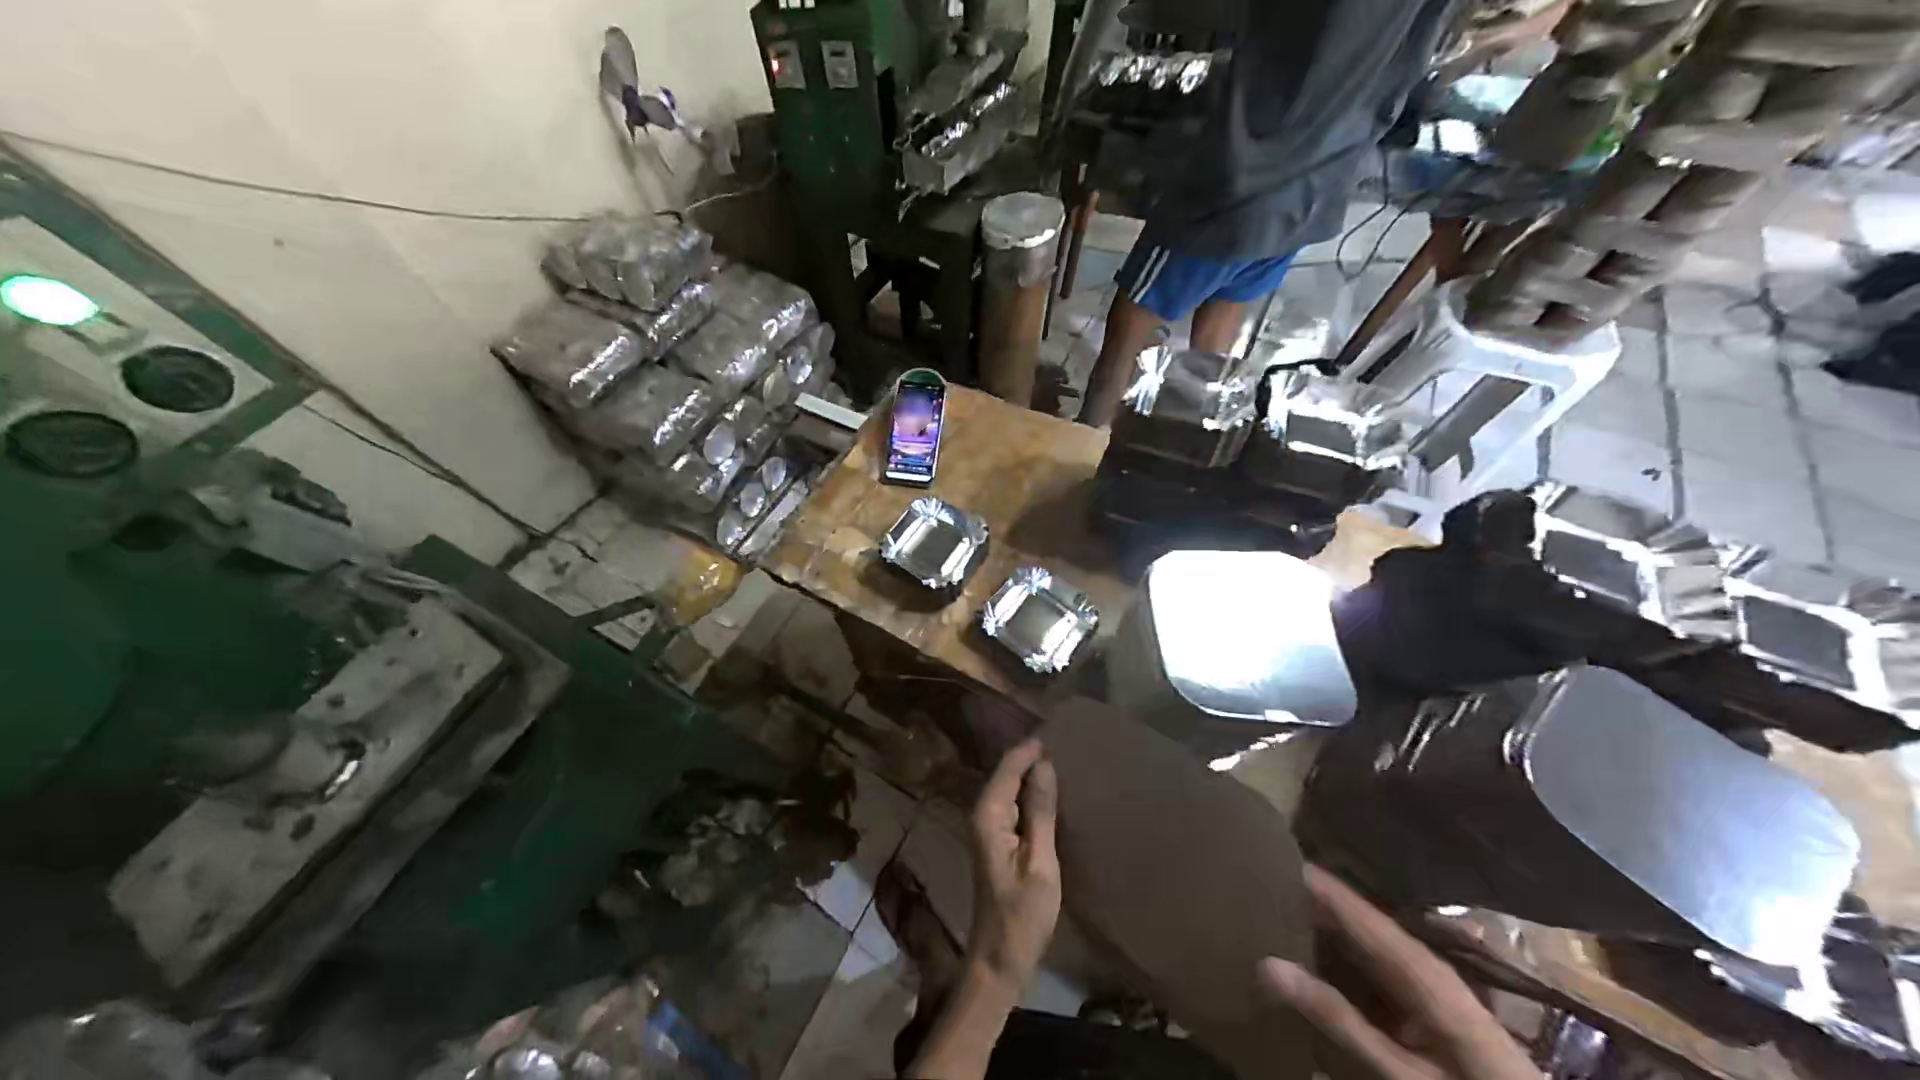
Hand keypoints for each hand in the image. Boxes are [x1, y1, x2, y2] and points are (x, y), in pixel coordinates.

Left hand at [966, 738, 1060, 991]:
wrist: (1000, 960)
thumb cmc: (1022, 915)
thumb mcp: (1041, 862)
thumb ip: (1041, 811)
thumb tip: (1045, 764)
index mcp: (988, 815)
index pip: (1009, 766)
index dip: (1031, 748)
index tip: (1059, 729)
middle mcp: (982, 814)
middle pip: (1006, 773)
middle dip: (1031, 756)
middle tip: (1065, 739)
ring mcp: (988, 827)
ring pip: (1010, 787)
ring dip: (1032, 774)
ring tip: (1063, 758)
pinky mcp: (997, 840)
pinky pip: (1013, 804)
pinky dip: (1030, 794)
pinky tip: (1051, 792)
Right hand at [1258, 866, 1536, 1079]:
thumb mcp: (1401, 1070)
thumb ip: (1338, 1019)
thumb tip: (1269, 963)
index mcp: (1426, 972)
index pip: (1364, 915)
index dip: (1323, 885)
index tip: (1280, 856)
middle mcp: (1430, 968)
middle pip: (1368, 922)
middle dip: (1321, 900)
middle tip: (1269, 879)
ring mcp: (1434, 987)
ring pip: (1373, 942)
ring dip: (1332, 924)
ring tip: (1283, 905)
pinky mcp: (1433, 1008)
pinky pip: (1380, 965)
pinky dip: (1346, 951)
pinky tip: (1319, 952)